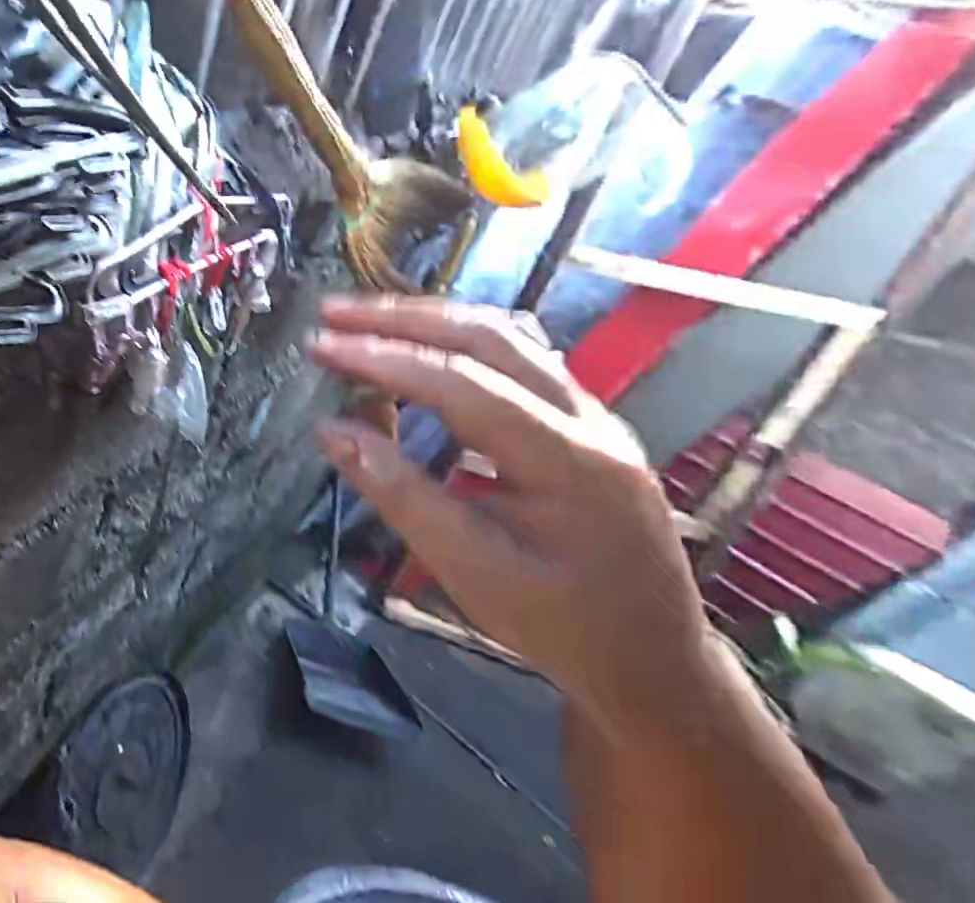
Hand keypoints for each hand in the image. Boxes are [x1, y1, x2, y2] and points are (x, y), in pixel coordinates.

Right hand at [309, 295, 721, 725]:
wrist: (652, 660)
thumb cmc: (559, 625)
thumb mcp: (469, 571)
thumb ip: (400, 495)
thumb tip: (332, 430)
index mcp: (570, 460)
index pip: (463, 384)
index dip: (384, 360)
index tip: (321, 347)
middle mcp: (587, 418)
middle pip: (487, 338)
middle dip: (401, 319)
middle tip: (332, 313)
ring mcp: (589, 413)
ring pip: (504, 338)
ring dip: (427, 320)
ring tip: (363, 318)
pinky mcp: (576, 421)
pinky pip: (512, 358)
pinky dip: (453, 340)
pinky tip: (418, 344)